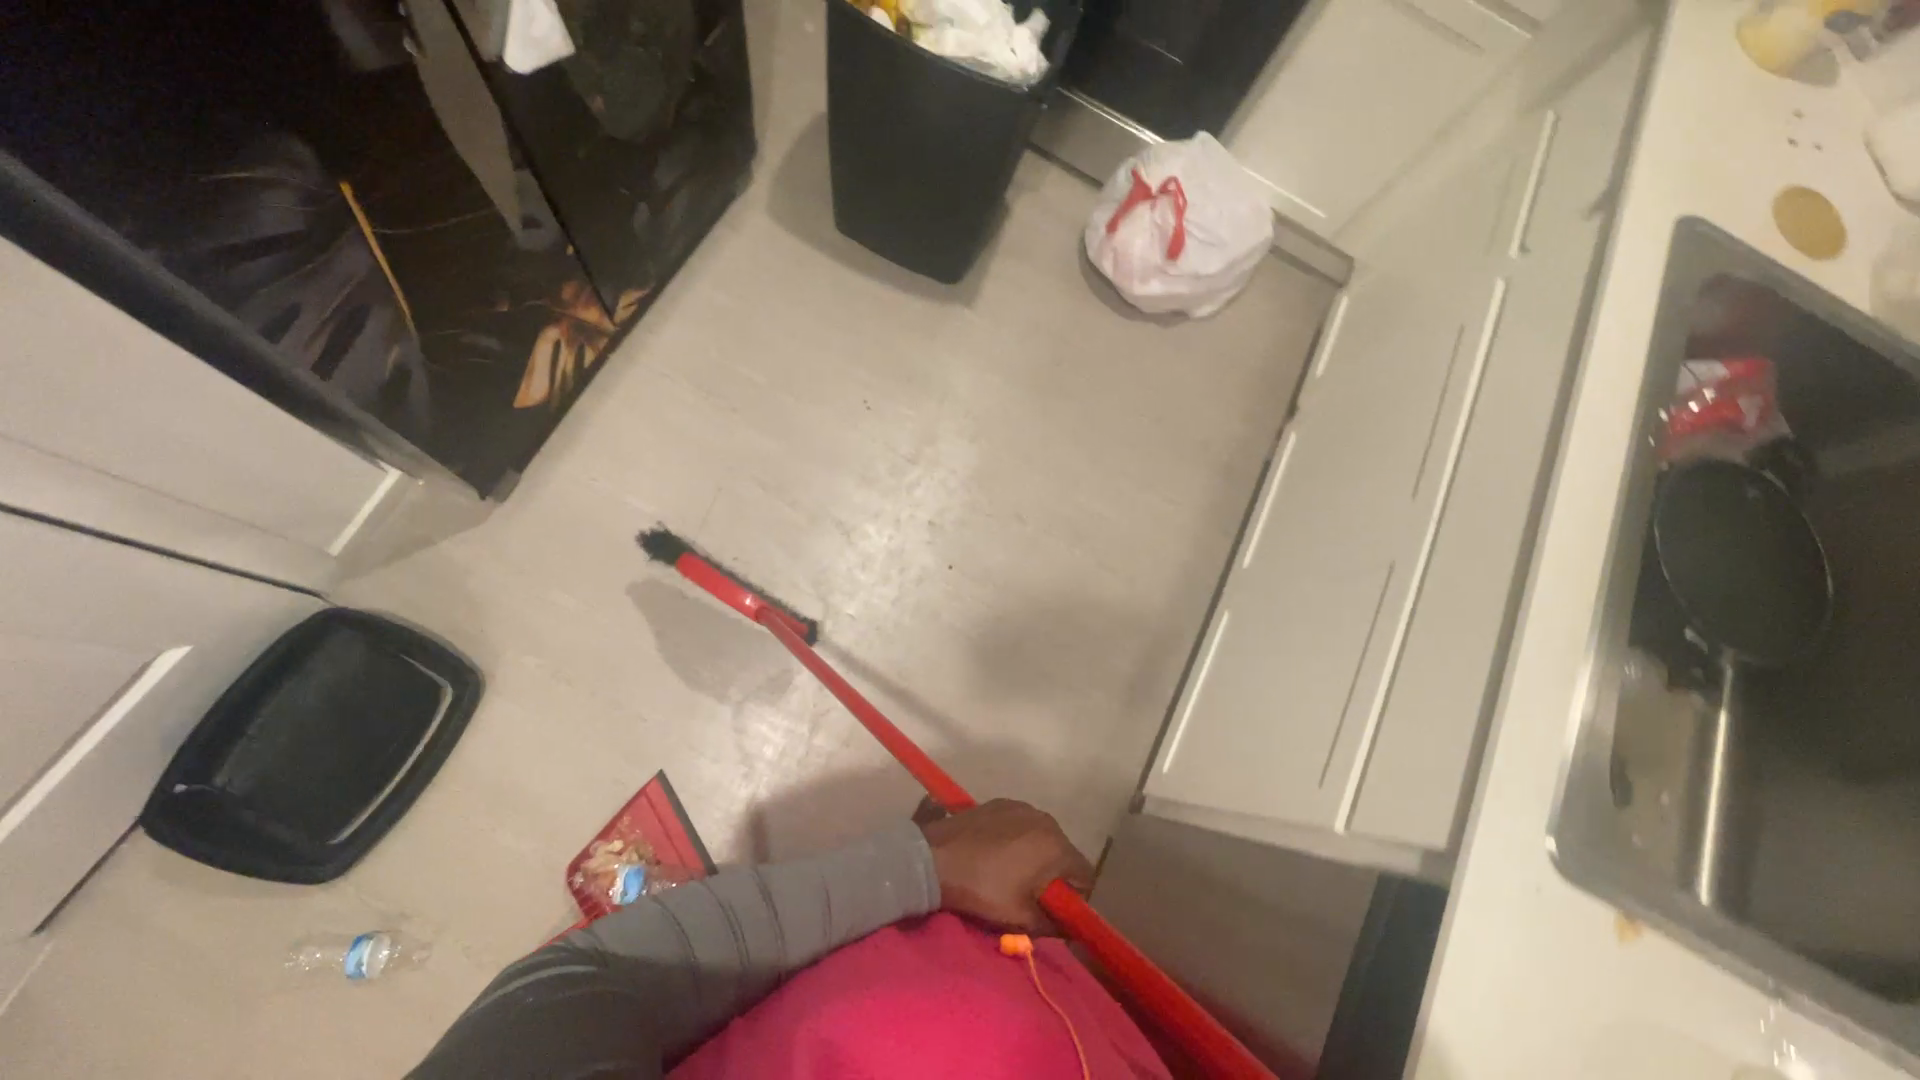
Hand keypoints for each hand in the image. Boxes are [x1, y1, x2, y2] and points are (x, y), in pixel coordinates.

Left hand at [918, 799, 1094, 933]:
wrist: (935, 858)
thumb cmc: (982, 889)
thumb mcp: (1021, 918)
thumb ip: (1054, 924)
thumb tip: (1071, 928)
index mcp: (1057, 846)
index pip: (1085, 876)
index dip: (1075, 898)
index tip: (1054, 910)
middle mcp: (1046, 820)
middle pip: (1064, 854)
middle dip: (1054, 876)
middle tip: (1029, 895)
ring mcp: (1022, 807)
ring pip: (1043, 838)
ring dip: (1035, 857)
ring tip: (1008, 874)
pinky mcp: (1001, 803)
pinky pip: (1022, 825)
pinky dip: (1017, 840)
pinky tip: (995, 854)